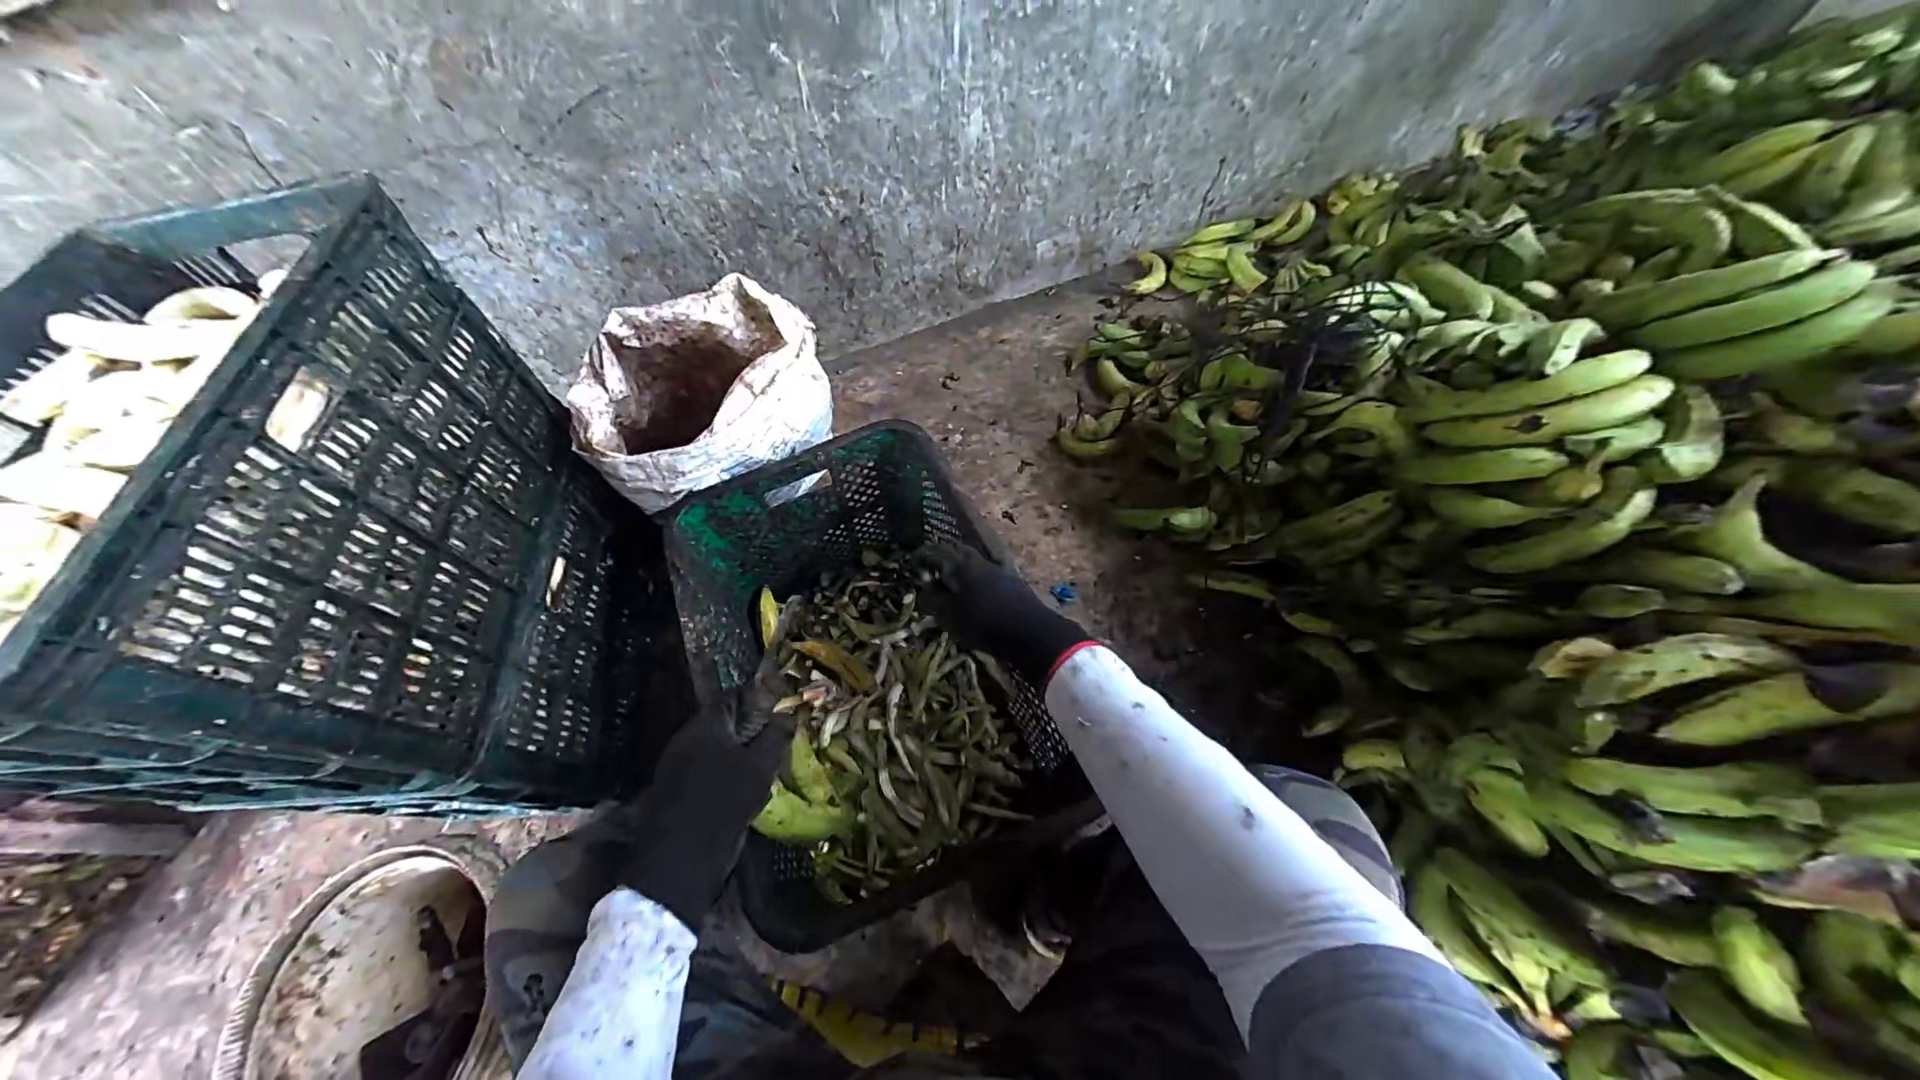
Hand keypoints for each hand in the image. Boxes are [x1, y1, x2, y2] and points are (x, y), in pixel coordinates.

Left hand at [616, 604, 798, 928]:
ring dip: (742, 753)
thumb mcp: (760, 765)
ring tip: (769, 763)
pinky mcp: (678, 791)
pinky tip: (749, 787)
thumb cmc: (725, 801)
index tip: (783, 705)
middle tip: (781, 735)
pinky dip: (729, 773)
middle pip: (724, 722)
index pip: (733, 697)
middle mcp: (686, 740)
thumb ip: (776, 735)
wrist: (682, 858)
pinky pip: (709, 771)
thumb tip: (790, 713)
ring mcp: (678, 766)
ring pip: (718, 748)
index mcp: (704, 725)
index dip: (759, 698)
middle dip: (753, 727)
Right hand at [922, 544, 1093, 686]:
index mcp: (961, 564)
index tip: (913, 560)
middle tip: (932, 562)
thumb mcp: (950, 616)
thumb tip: (926, 587)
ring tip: (952, 573)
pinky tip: (977, 584)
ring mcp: (999, 569)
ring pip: (975, 559)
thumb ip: (935, 599)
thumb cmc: (984, 623)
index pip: (936, 552)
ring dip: (961, 562)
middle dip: (943, 553)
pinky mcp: (1013, 581)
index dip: (923, 555)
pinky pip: (988, 570)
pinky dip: (977, 573)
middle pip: (958, 550)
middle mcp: (980, 560)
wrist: (1031, 632)